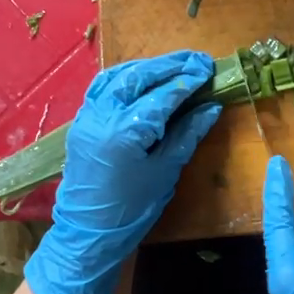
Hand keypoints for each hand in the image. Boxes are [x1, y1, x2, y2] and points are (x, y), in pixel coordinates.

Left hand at [23, 51, 220, 293]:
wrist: (87, 233)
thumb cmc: (132, 208)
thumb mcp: (166, 171)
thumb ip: (187, 134)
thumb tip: (211, 106)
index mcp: (126, 131)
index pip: (163, 94)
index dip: (188, 79)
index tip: (209, 68)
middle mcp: (104, 115)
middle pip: (140, 76)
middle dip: (170, 65)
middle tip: (197, 60)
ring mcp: (88, 115)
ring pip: (119, 76)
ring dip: (148, 67)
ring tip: (175, 65)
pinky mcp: (82, 120)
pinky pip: (104, 86)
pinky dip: (126, 76)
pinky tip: (144, 77)